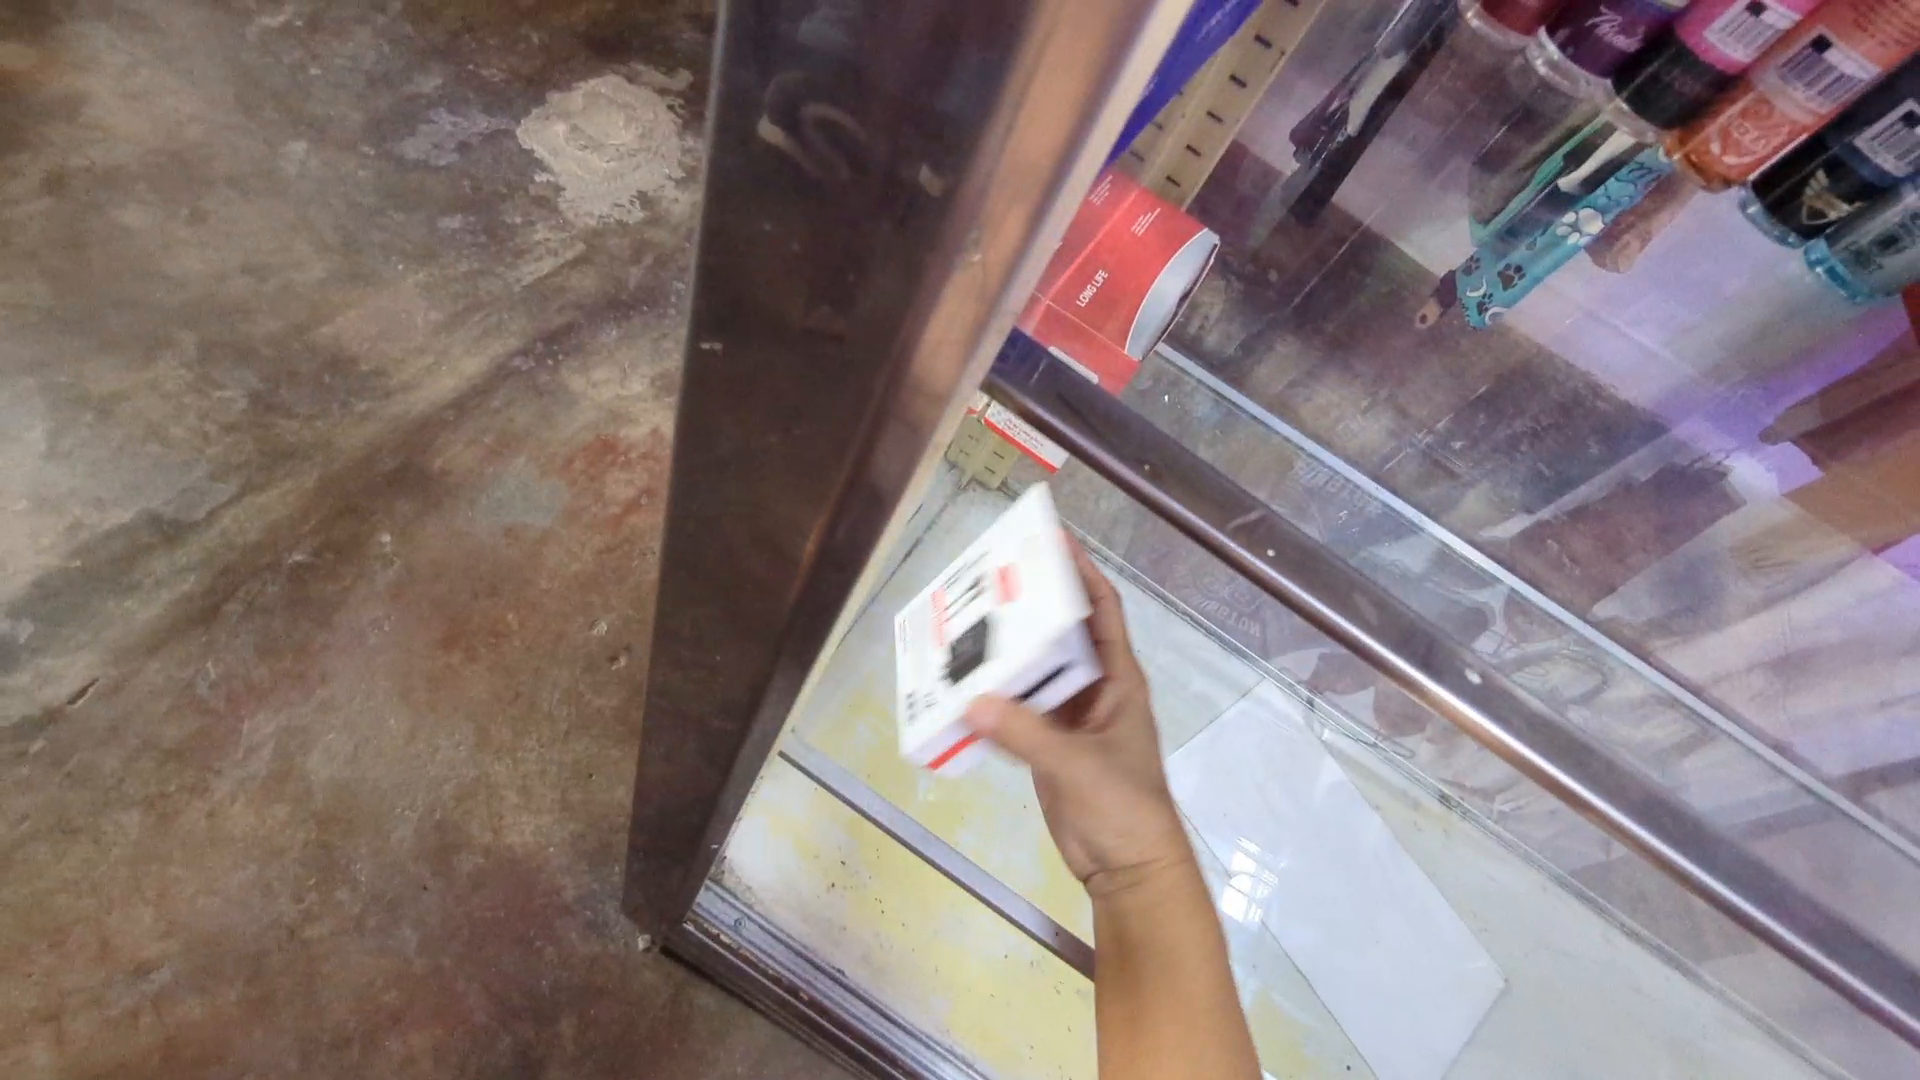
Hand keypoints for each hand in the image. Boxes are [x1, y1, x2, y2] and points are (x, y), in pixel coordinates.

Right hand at [963, 541, 1192, 897]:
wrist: (1127, 868)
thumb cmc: (1123, 806)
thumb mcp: (1077, 765)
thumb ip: (1026, 734)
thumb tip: (970, 702)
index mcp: (1117, 679)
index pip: (1101, 610)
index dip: (1080, 572)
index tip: (1051, 541)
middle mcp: (1093, 689)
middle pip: (1060, 634)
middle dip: (1030, 608)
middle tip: (989, 583)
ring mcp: (1069, 717)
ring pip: (1035, 672)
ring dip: (1007, 654)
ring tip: (966, 627)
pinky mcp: (1048, 744)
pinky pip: (1018, 710)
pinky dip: (995, 699)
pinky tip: (964, 688)